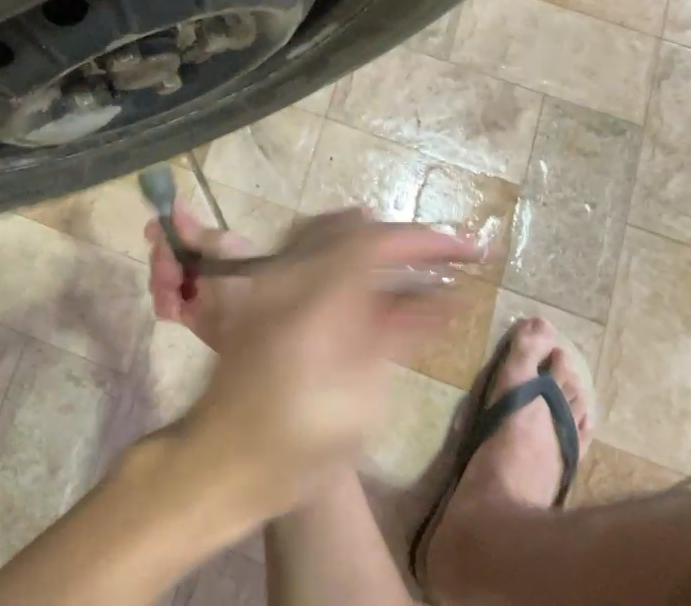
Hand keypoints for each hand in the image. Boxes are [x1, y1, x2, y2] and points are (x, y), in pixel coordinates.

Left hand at [145, 208, 480, 522]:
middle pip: (348, 229)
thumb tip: (444, 296)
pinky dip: (346, 260)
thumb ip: (400, 333)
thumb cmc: (297, 446)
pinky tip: (375, 285)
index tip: (469, 251)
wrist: (221, 460)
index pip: (372, 241)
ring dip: (374, 246)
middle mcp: (283, 277)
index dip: (425, 239)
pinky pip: (306, 256)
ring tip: (419, 267)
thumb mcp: (363, 400)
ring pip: (325, 236)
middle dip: (402, 239)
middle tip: (448, 255)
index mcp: (310, 300)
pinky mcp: (259, 295)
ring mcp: (265, 283)